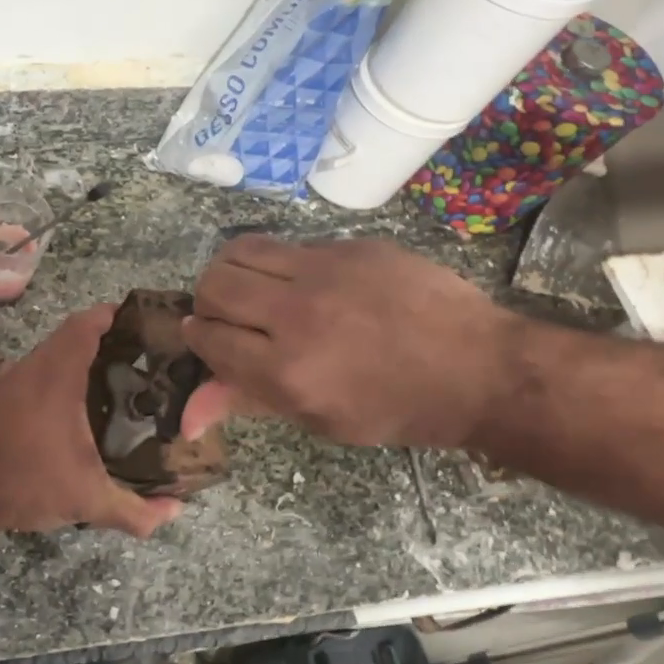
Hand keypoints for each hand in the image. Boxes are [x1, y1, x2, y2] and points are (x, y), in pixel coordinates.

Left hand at [0, 304, 183, 537]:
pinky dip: (55, 376)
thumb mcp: (89, 501)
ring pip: (49, 354)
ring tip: (114, 379)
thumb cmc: (28, 486)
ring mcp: (8, 380)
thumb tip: (177, 510)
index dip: (115, 315)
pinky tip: (72, 405)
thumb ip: (138, 510)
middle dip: (105, 339)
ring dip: (78, 358)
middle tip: (141, 356)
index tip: (143, 320)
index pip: (86, 324)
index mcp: (55, 376)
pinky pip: (32, 372)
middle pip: (70, 335)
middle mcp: (30, 368)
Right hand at [179, 236, 518, 447]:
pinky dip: (283, 265)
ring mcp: (325, 272)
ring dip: (233, 271)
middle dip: (207, 302)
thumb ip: (247, 402)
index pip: (206, 336)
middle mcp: (295, 315)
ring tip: (253, 288)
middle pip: (213, 285)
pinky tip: (309, 284)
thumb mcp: (316, 417)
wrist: (479, 369)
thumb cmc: (394, 408)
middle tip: (227, 314)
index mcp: (286, 371)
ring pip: (240, 250)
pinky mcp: (351, 246)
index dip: (199, 338)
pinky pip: (291, 245)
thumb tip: (184, 419)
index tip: (208, 338)